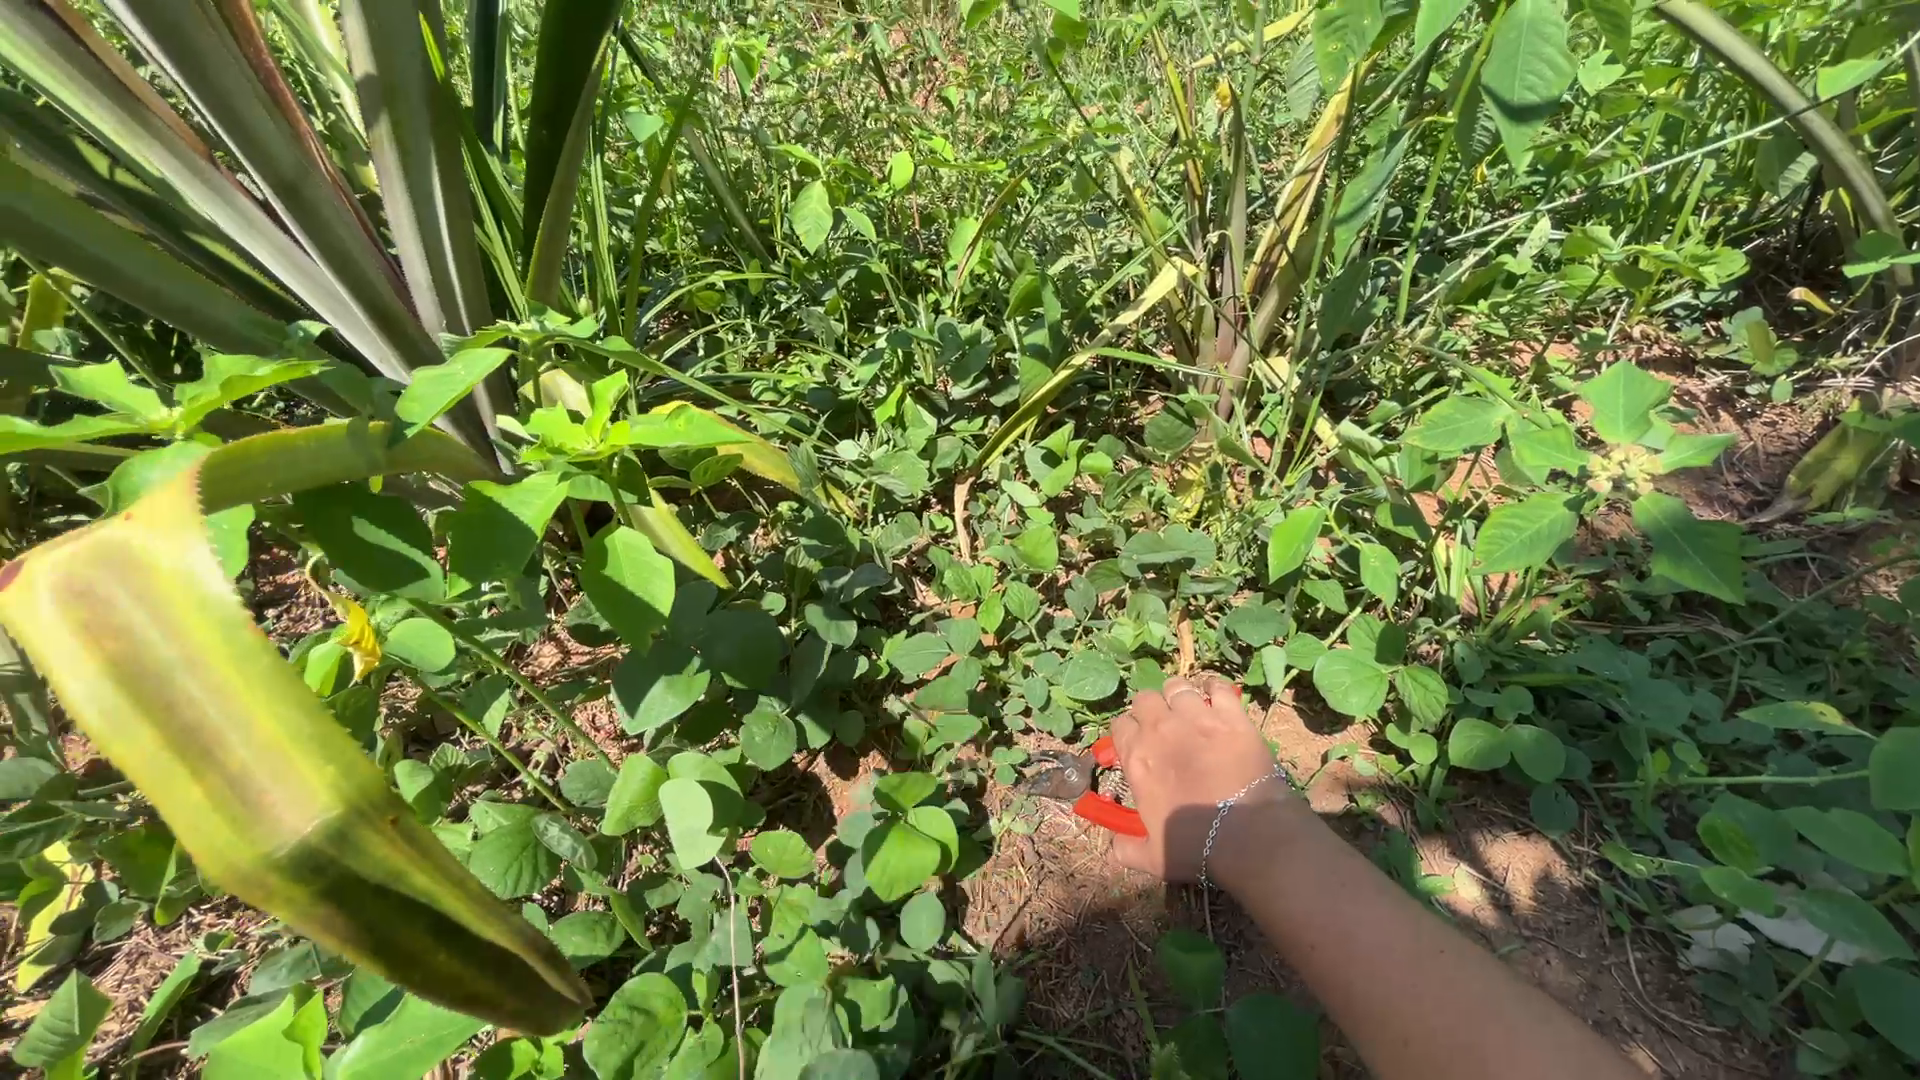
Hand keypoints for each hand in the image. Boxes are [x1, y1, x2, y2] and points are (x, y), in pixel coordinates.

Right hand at [1107, 675, 1290, 883]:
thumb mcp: (1152, 857)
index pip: (1119, 725)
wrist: (1251, 836)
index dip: (1128, 733)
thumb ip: (1125, 849)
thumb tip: (1113, 848)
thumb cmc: (1197, 846)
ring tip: (1189, 711)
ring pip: (1177, 687)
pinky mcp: (1231, 715)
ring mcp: (1197, 718)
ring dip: (1179, 696)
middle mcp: (1161, 729)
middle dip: (1151, 709)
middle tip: (1164, 727)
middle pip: (1144, 698)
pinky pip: (1217, 687)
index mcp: (1137, 757)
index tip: (1139, 745)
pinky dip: (1215, 689)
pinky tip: (1217, 699)